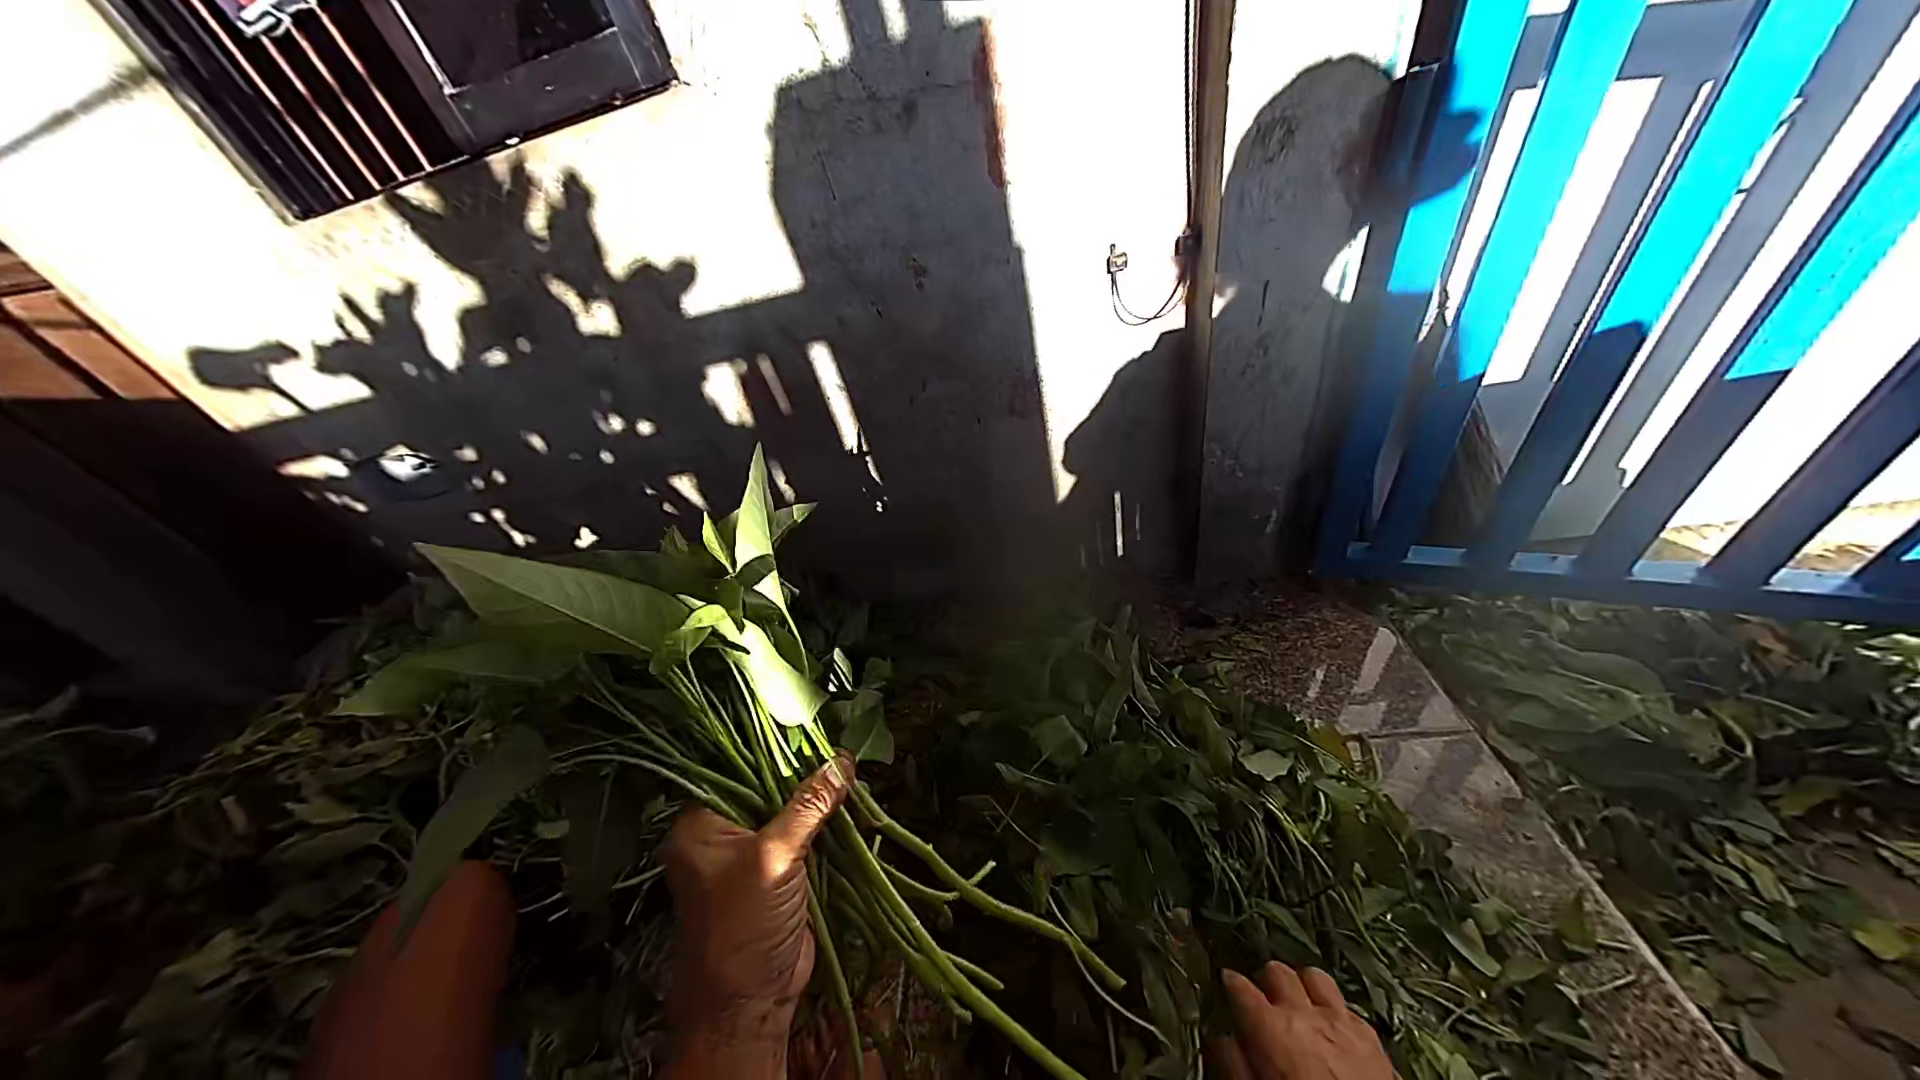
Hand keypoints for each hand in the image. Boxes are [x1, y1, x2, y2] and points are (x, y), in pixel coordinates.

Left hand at [661, 755, 854, 1077]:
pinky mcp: (779, 873)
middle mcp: (723, 835)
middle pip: (768, 789)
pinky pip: (805, 837)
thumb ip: (808, 806)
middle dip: (805, 774)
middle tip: (838, 751)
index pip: (737, 769)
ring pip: (791, 812)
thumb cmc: (742, 929)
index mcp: (702, 826)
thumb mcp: (774, 857)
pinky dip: (828, 824)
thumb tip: (841, 761)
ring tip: (849, 772)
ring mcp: (752, 855)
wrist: (750, 1004)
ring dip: (820, 800)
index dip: (775, 749)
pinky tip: (850, 805)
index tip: (812, 730)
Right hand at [1210, 962, 1394, 1079]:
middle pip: (1277, 971)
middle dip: (1265, 979)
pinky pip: (1348, 1007)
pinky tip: (1332, 1028)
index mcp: (1271, 1028)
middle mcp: (1305, 1015)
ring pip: (1315, 977)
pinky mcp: (1373, 1041)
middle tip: (1261, 995)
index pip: (1239, 986)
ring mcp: (1342, 1024)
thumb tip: (1221, 1039)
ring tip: (1298, 1000)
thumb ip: (1234, 1065)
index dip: (1230, 983)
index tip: (1227, 985)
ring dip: (1303, 985)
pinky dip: (1335, 1010)